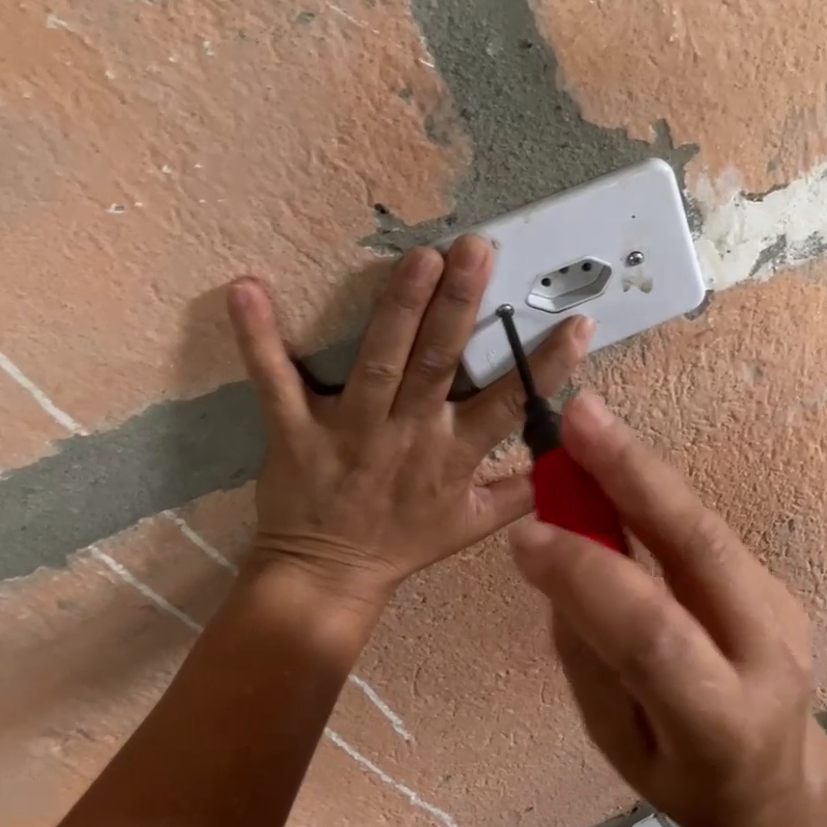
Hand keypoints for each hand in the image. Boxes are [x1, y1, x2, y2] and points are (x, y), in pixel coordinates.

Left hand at [227, 235, 591, 607]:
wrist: (326, 577)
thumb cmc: (405, 543)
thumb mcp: (475, 525)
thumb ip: (522, 490)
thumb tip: (567, 458)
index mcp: (454, 453)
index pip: (509, 403)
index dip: (547, 364)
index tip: (578, 322)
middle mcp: (408, 433)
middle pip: (440, 362)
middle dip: (461, 303)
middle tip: (476, 248)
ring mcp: (350, 429)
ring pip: (379, 360)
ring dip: (399, 307)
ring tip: (419, 257)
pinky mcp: (295, 431)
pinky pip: (275, 382)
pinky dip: (259, 337)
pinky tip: (248, 287)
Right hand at [506, 394, 826, 826]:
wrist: (779, 777)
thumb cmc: (684, 776)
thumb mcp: (619, 740)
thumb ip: (591, 651)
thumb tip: (559, 554)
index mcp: (721, 721)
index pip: (655, 634)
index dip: (591, 577)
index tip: (527, 535)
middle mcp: (766, 651)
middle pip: (700, 549)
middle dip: (633, 476)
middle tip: (578, 417)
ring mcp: (780, 606)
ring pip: (706, 525)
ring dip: (641, 469)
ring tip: (588, 422)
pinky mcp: (776, 579)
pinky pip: (706, 529)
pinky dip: (655, 492)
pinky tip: (616, 462)